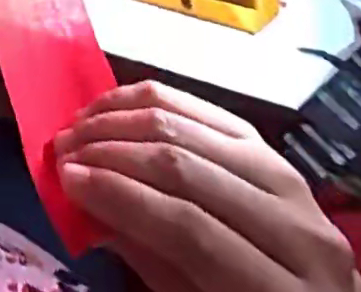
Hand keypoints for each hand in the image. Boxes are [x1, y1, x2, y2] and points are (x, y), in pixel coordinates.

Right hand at [55, 82, 360, 291]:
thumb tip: (84, 200)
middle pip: (184, 165)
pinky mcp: (270, 148)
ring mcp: (289, 180)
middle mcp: (299, 229)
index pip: (188, 227)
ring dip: (119, 118)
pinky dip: (146, 100)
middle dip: (109, 151)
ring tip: (77, 127)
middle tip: (61, 150)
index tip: (65, 179)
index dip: (119, 196)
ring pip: (187, 124)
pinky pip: (199, 106)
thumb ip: (147, 260)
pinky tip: (111, 107)